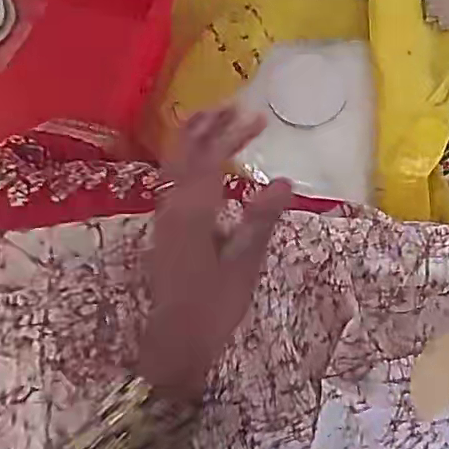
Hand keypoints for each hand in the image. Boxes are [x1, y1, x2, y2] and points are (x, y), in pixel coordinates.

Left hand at [139, 107, 291, 400]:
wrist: (174, 343)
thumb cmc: (213, 306)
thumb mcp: (244, 264)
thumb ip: (261, 220)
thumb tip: (284, 181)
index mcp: (193, 211)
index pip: (212, 158)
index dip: (233, 134)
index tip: (258, 117)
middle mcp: (172, 206)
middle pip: (184, 152)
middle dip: (206, 124)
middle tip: (232, 105)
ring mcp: (164, 217)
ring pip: (173, 163)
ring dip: (192, 137)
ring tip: (212, 118)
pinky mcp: (165, 229)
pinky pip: (172, 179)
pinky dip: (186, 158)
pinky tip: (198, 162)